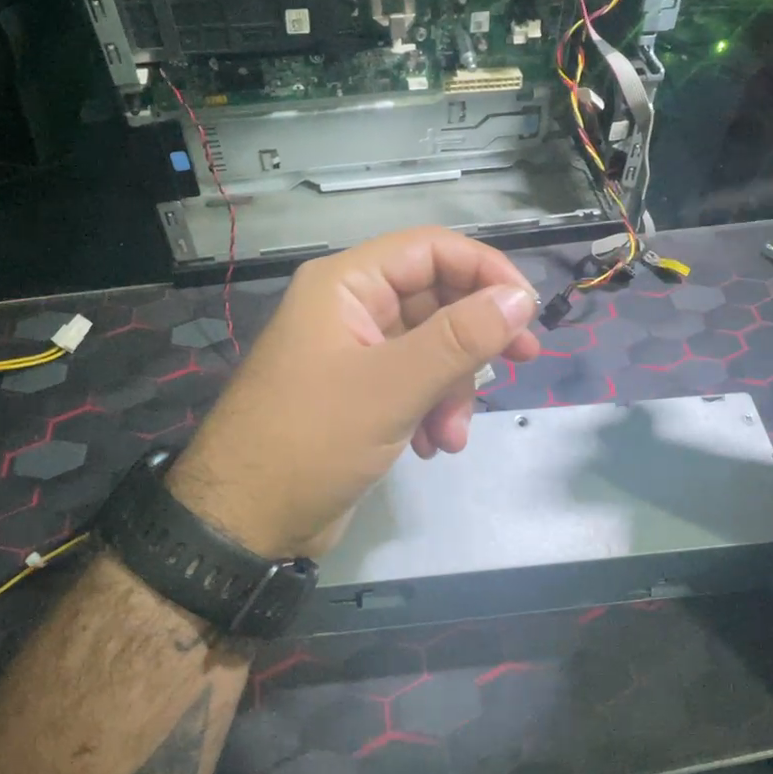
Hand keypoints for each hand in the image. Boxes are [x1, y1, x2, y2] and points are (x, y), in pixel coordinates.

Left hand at [166, 227, 540, 557]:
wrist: (245, 523)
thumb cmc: (312, 440)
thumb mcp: (393, 386)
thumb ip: (460, 339)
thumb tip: (520, 299)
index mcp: (346, 285)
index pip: (430, 249)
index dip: (484, 270)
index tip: (527, 310)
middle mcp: (350, 309)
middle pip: (435, 299)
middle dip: (473, 340)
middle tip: (521, 361)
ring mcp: (353, 354)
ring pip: (430, 348)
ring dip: (454, 389)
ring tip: (453, 434)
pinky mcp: (358, 395)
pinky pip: (413, 384)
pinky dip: (432, 410)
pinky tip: (433, 447)